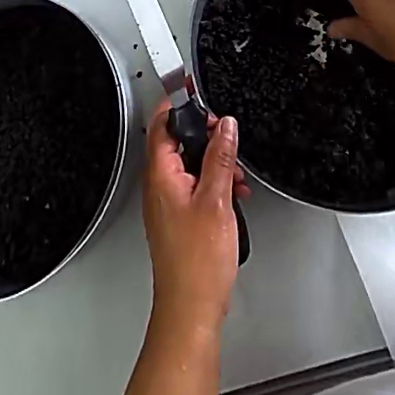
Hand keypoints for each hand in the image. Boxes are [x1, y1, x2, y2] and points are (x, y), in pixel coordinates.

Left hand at [141, 103, 247, 331]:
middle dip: (203, 135)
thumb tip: (225, 127)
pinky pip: (192, 185)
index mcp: (160, 174)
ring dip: (212, 162)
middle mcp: (158, 184)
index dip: (178, 104)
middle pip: (176, 142)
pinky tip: (232, 193)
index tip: (192, 89)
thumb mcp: (217, 200)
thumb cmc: (197, 262)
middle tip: (226, 134)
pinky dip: (212, 182)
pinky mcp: (177, 215)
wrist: (191, 304)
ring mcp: (166, 200)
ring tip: (236, 173)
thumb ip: (221, 159)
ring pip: (187, 165)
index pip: (162, 124)